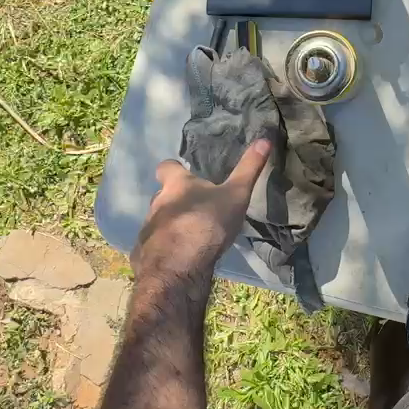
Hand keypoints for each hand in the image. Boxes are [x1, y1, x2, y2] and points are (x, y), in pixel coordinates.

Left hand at [132, 139, 269, 300]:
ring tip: (192, 235)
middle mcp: (156, 203)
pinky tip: (180, 258)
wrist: (178, 270)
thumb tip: (264, 139)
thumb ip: (248, 168)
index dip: (174, 169)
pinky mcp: (143, 254)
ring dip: (172, 225)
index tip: (185, 173)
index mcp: (176, 185)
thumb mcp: (236, 194)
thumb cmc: (207, 224)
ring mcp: (147, 230)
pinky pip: (154, 247)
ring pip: (159, 221)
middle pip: (163, 195)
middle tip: (198, 208)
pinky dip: (166, 249)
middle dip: (177, 200)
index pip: (165, 167)